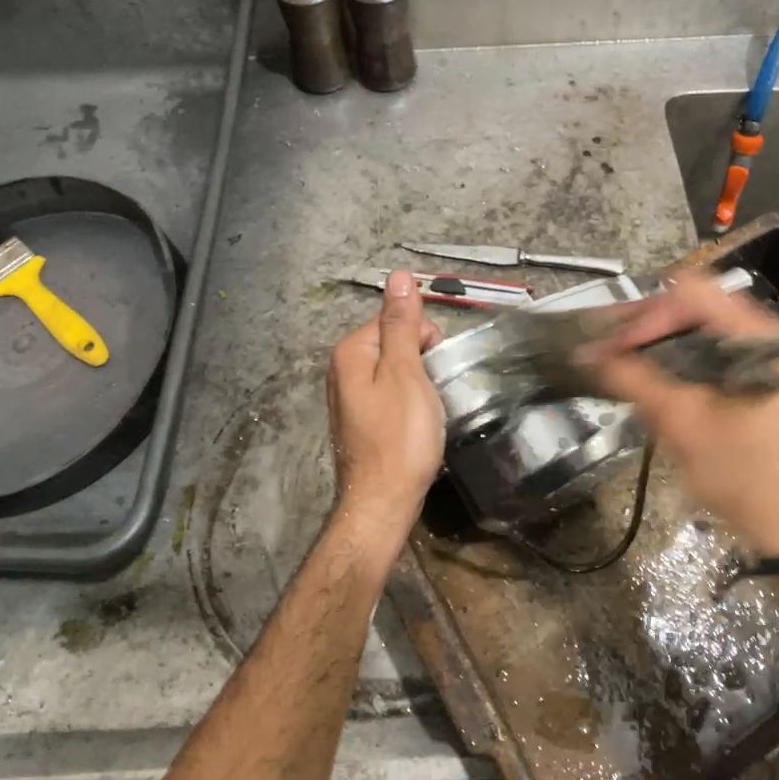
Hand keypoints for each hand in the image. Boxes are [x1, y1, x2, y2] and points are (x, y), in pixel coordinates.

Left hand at [326, 270, 445, 536]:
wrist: (383, 503)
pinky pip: (390, 395)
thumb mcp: (406, 373)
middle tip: (432, 392)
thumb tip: (398, 276)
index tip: (435, 366)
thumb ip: (402, 324)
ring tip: (426, 411)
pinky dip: (408, 403)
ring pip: (394, 370)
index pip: (394, 319)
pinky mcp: (360, 421)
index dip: (423, 337)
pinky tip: (416, 424)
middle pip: (393, 343)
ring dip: (417, 383)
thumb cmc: (400, 437)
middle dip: (421, 360)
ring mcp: (349, 398)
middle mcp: (342, 370)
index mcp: (350, 352)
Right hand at [578, 271, 778, 554]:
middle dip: (647, 329)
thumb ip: (636, 381)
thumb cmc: (746, 479)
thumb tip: (590, 353)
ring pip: (702, 332)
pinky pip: (714, 354)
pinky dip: (680, 362)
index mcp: (763, 338)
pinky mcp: (765, 378)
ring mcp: (772, 357)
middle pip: (697, 308)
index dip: (647, 315)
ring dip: (659, 345)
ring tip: (618, 360)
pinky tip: (649, 377)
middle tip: (605, 347)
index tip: (613, 345)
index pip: (693, 294)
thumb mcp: (684, 428)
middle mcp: (772, 336)